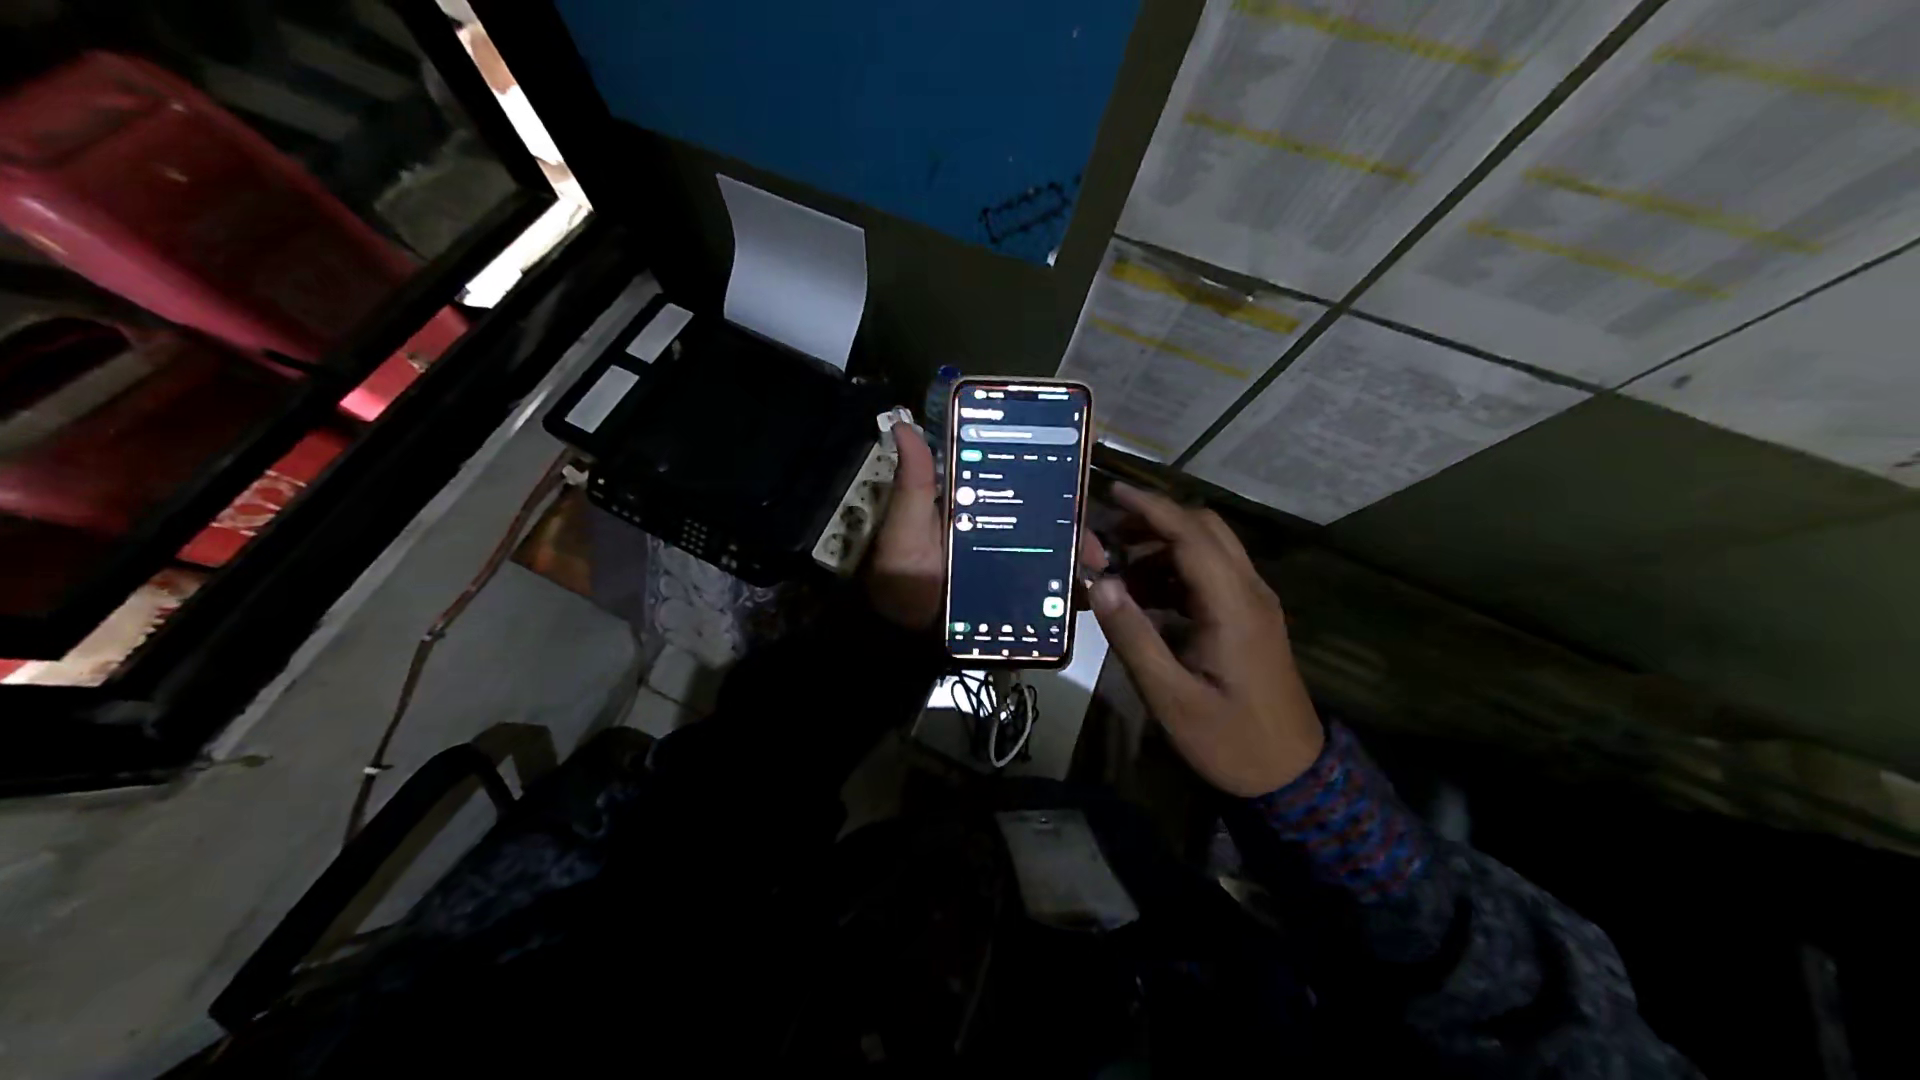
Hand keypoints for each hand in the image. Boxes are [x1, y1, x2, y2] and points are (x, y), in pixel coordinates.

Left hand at [865, 423, 1111, 630]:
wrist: (903, 638)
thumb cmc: (901, 579)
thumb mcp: (904, 531)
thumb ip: (912, 486)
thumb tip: (903, 426)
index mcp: (971, 502)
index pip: (1014, 473)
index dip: (1048, 464)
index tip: (1079, 452)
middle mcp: (995, 525)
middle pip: (1045, 511)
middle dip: (1074, 515)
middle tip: (1092, 526)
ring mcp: (1008, 559)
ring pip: (1054, 545)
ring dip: (1078, 549)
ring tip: (1094, 562)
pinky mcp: (1016, 590)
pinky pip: (1048, 581)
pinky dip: (1069, 583)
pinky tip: (1086, 588)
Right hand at [1088, 484, 1322, 796]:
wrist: (1292, 776)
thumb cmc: (1230, 740)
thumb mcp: (1170, 696)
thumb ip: (1133, 636)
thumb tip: (1097, 582)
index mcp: (1233, 605)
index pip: (1190, 534)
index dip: (1150, 507)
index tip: (1110, 491)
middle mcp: (1249, 592)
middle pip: (1205, 529)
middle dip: (1155, 521)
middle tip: (1108, 535)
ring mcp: (1254, 604)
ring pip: (1210, 550)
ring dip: (1163, 548)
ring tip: (1118, 574)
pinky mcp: (1251, 620)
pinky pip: (1212, 576)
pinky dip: (1176, 572)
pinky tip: (1145, 599)